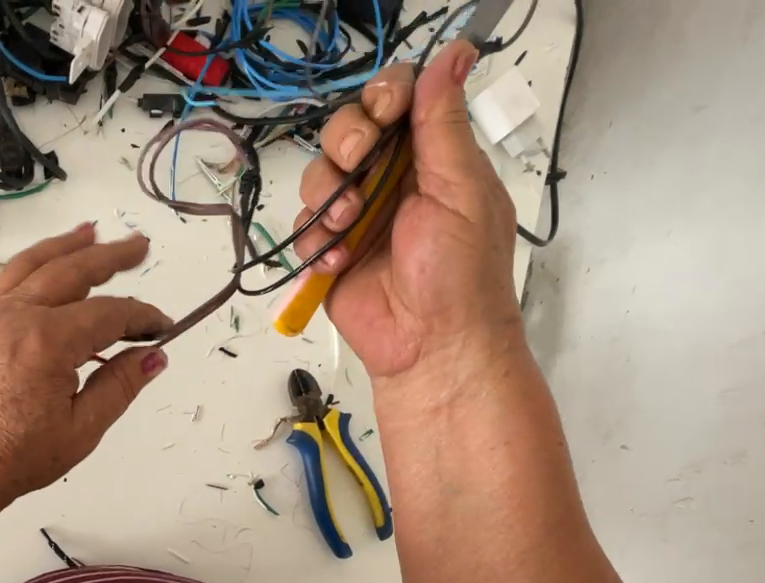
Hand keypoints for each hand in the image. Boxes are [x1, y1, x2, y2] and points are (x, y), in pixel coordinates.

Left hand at [0, 224, 173, 507]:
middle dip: (112, 258)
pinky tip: (50, 259)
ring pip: (37, 264)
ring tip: (94, 232)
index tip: (164, 328)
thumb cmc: (21, 455)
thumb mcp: (83, 428)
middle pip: (73, 272)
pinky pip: (11, 277)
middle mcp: (20, 317)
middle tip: (141, 246)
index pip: (109, 314)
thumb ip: (121, 386)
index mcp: (49, 343)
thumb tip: (155, 356)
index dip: (141, 317)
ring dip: (69, 246)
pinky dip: (35, 261)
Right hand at [293, 42, 525, 381]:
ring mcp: (355, 219)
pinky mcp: (328, 256)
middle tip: (357, 165)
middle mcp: (388, 182)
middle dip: (346, 142)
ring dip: (326, 196)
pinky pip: (302, 230)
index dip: (383, 97)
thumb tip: (453, 52)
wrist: (432, 348)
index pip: (396, 103)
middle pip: (346, 132)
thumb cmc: (461, 273)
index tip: (384, 112)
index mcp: (429, 159)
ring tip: (347, 226)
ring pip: (317, 178)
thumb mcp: (461, 191)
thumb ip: (444, 126)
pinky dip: (314, 243)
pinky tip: (337, 263)